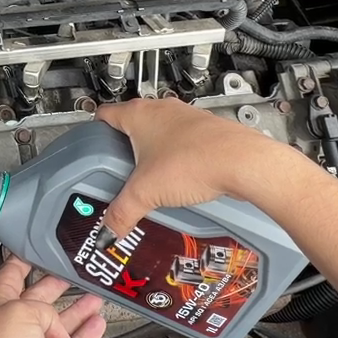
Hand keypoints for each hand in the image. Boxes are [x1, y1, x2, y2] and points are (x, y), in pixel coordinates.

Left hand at [0, 257, 106, 337]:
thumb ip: (45, 311)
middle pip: (39, 301)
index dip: (23, 262)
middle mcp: (15, 329)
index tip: (34, 249)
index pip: (11, 276)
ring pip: (60, 326)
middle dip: (55, 285)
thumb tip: (62, 331)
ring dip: (78, 311)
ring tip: (95, 296)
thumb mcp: (21, 315)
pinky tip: (98, 325)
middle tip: (73, 273)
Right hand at [95, 97, 305, 238]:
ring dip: (154, 150)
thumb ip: (123, 212)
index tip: (94, 148)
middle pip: (132, 123)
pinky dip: (178, 155)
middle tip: (122, 171)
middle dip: (126, 147)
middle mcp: (161, 109)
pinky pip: (183, 139)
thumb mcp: (147, 191)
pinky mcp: (207, 129)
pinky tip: (181, 177)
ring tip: (152, 177)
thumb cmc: (196, 161)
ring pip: (159, 130)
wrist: (244, 162)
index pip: (103, 114)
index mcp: (137, 113)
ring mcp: (186, 117)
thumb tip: (110, 229)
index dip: (96, 132)